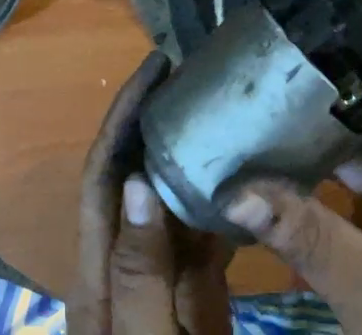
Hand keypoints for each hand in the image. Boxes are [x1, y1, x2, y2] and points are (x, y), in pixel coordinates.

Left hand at [71, 51, 233, 334]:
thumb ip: (139, 271)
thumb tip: (140, 181)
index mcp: (101, 264)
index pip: (105, 171)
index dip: (125, 114)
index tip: (157, 64)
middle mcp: (130, 256)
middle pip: (141, 174)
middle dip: (164, 119)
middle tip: (202, 71)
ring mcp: (166, 276)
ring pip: (179, 199)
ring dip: (201, 152)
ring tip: (234, 103)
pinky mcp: (198, 296)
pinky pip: (211, 236)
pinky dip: (231, 202)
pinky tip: (260, 175)